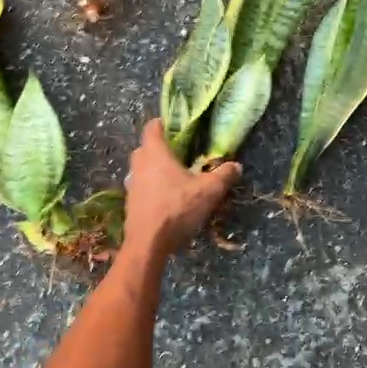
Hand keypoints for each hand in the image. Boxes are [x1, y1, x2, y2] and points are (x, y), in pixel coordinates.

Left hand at [121, 120, 240, 257]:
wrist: (148, 244)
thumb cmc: (177, 208)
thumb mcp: (209, 191)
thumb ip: (223, 175)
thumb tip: (236, 165)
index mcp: (155, 153)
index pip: (152, 127)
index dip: (164, 124)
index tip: (178, 129)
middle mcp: (139, 164)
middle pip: (147, 147)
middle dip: (162, 148)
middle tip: (182, 155)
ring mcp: (132, 184)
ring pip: (143, 169)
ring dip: (156, 170)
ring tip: (177, 178)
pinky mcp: (131, 203)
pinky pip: (142, 187)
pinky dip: (153, 188)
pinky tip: (168, 200)